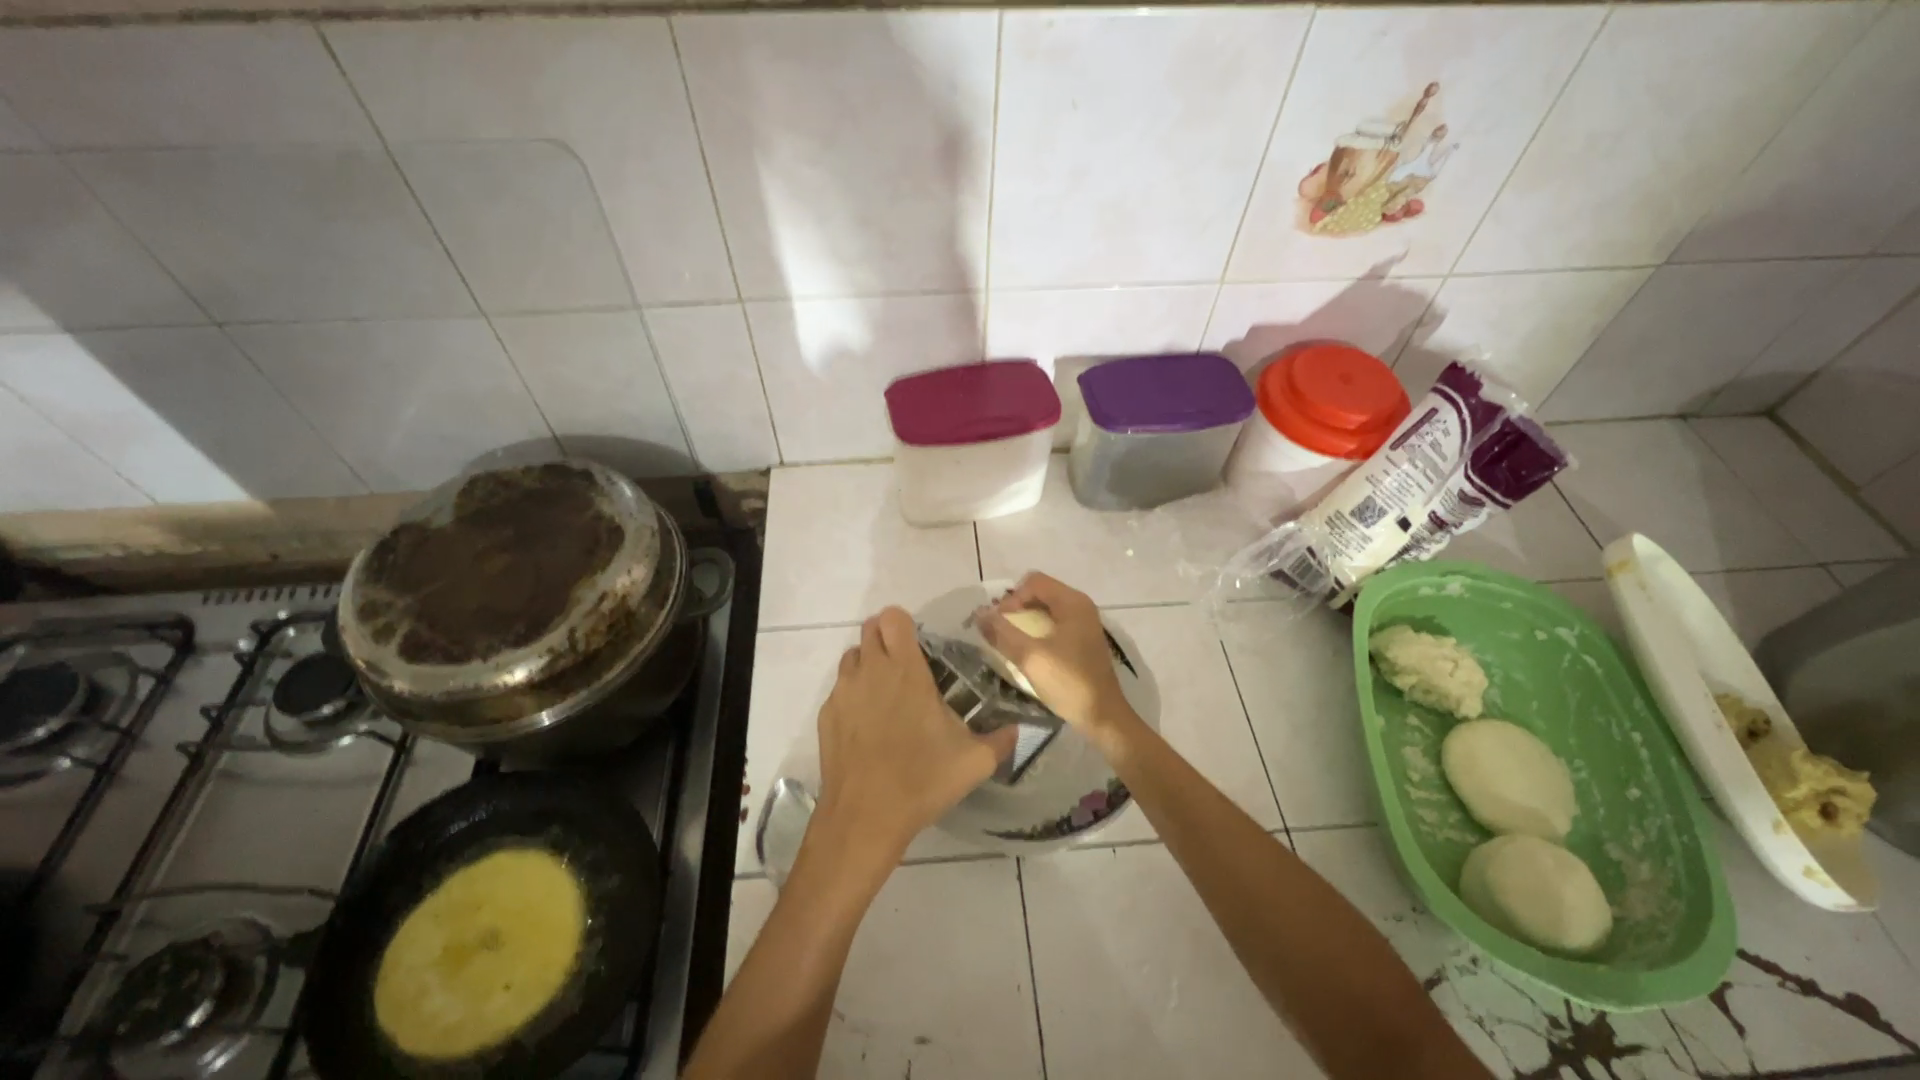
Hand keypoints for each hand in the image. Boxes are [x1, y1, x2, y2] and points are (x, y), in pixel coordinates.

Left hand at [813, 607, 1015, 860]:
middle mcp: (870, 671)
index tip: (920, 645)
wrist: (866, 816)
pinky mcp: (827, 716)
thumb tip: (1018, 730)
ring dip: (869, 664)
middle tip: (906, 666)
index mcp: (906, 671)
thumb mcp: (974, 761)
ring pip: (852, 657)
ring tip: (888, 695)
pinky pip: (840, 689)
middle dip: (887, 638)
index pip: (893, 618)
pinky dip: (854, 695)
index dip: (905, 624)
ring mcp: (843, 693)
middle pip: (869, 629)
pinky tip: (870, 727)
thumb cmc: (922, 780)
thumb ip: (1001, 740)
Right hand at [975, 573, 1137, 741]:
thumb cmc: (1069, 683)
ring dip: (1025, 619)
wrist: (1102, 716)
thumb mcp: (1031, 658)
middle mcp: (1080, 606)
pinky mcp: (1082, 640)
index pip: (1034, 582)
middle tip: (998, 628)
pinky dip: (1036, 630)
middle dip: (1016, 606)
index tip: (998, 622)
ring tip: (1008, 639)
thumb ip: (1003, 633)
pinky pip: (1054, 623)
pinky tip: (1026, 648)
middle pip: (1040, 592)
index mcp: (1073, 603)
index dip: (1011, 598)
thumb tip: (979, 614)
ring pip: (1046, 608)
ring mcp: (1083, 623)